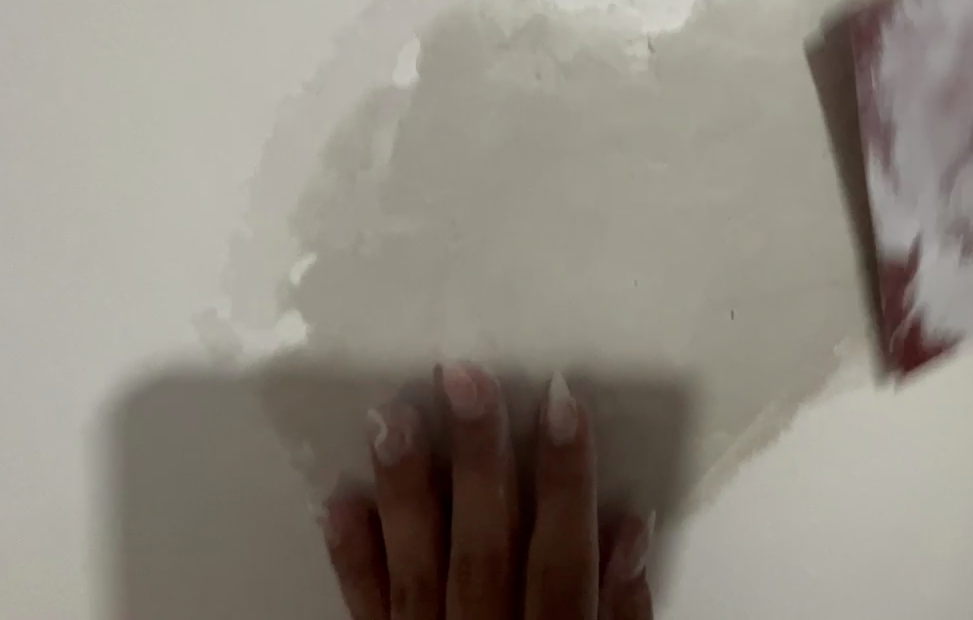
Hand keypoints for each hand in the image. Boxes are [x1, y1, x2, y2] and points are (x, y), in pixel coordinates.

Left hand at [321, 366, 654, 619]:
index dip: (565, 473)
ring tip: (390, 417)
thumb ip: (624, 609)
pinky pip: (365, 613)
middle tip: (460, 377)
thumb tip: (632, 524)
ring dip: (405, 490)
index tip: (560, 396)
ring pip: (417, 568)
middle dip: (477, 458)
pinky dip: (351, 558)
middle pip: (484, 544)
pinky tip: (340, 499)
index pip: (562, 548)